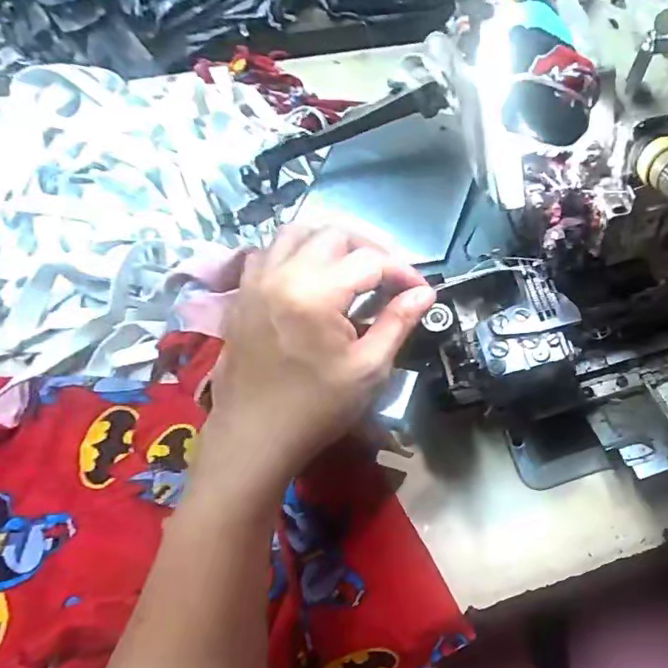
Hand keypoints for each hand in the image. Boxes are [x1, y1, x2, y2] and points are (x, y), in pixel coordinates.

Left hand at [205, 223, 435, 481]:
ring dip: (332, 242)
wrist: (256, 434)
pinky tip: (314, 275)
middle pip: (333, 234)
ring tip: (356, 266)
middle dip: (371, 247)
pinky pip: (270, 251)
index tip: (422, 291)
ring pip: (297, 232)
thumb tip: (424, 293)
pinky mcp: (242, 293)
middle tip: (394, 274)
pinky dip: (297, 252)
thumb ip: (397, 322)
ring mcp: (256, 281)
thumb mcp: (369, 368)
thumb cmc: (318, 408)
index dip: (403, 270)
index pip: (370, 260)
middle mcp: (282, 275)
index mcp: (315, 294)